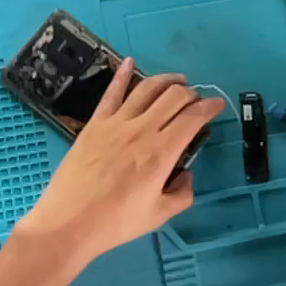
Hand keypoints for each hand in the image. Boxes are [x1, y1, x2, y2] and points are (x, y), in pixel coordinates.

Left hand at [14, 59, 224, 269]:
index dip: (209, 107)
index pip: (193, 118)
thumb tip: (186, 175)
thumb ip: (182, 194)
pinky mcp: (95, 123)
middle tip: (196, 100)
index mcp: (161, 153)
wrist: (68, 222)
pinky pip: (111, 93)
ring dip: (166, 80)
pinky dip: (122, 74)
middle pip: (173, 97)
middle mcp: (142, 130)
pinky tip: (129, 62)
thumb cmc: (115, 223)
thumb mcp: (158, 216)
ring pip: (147, 88)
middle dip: (191, 94)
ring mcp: (116, 123)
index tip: (217, 104)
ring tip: (177, 80)